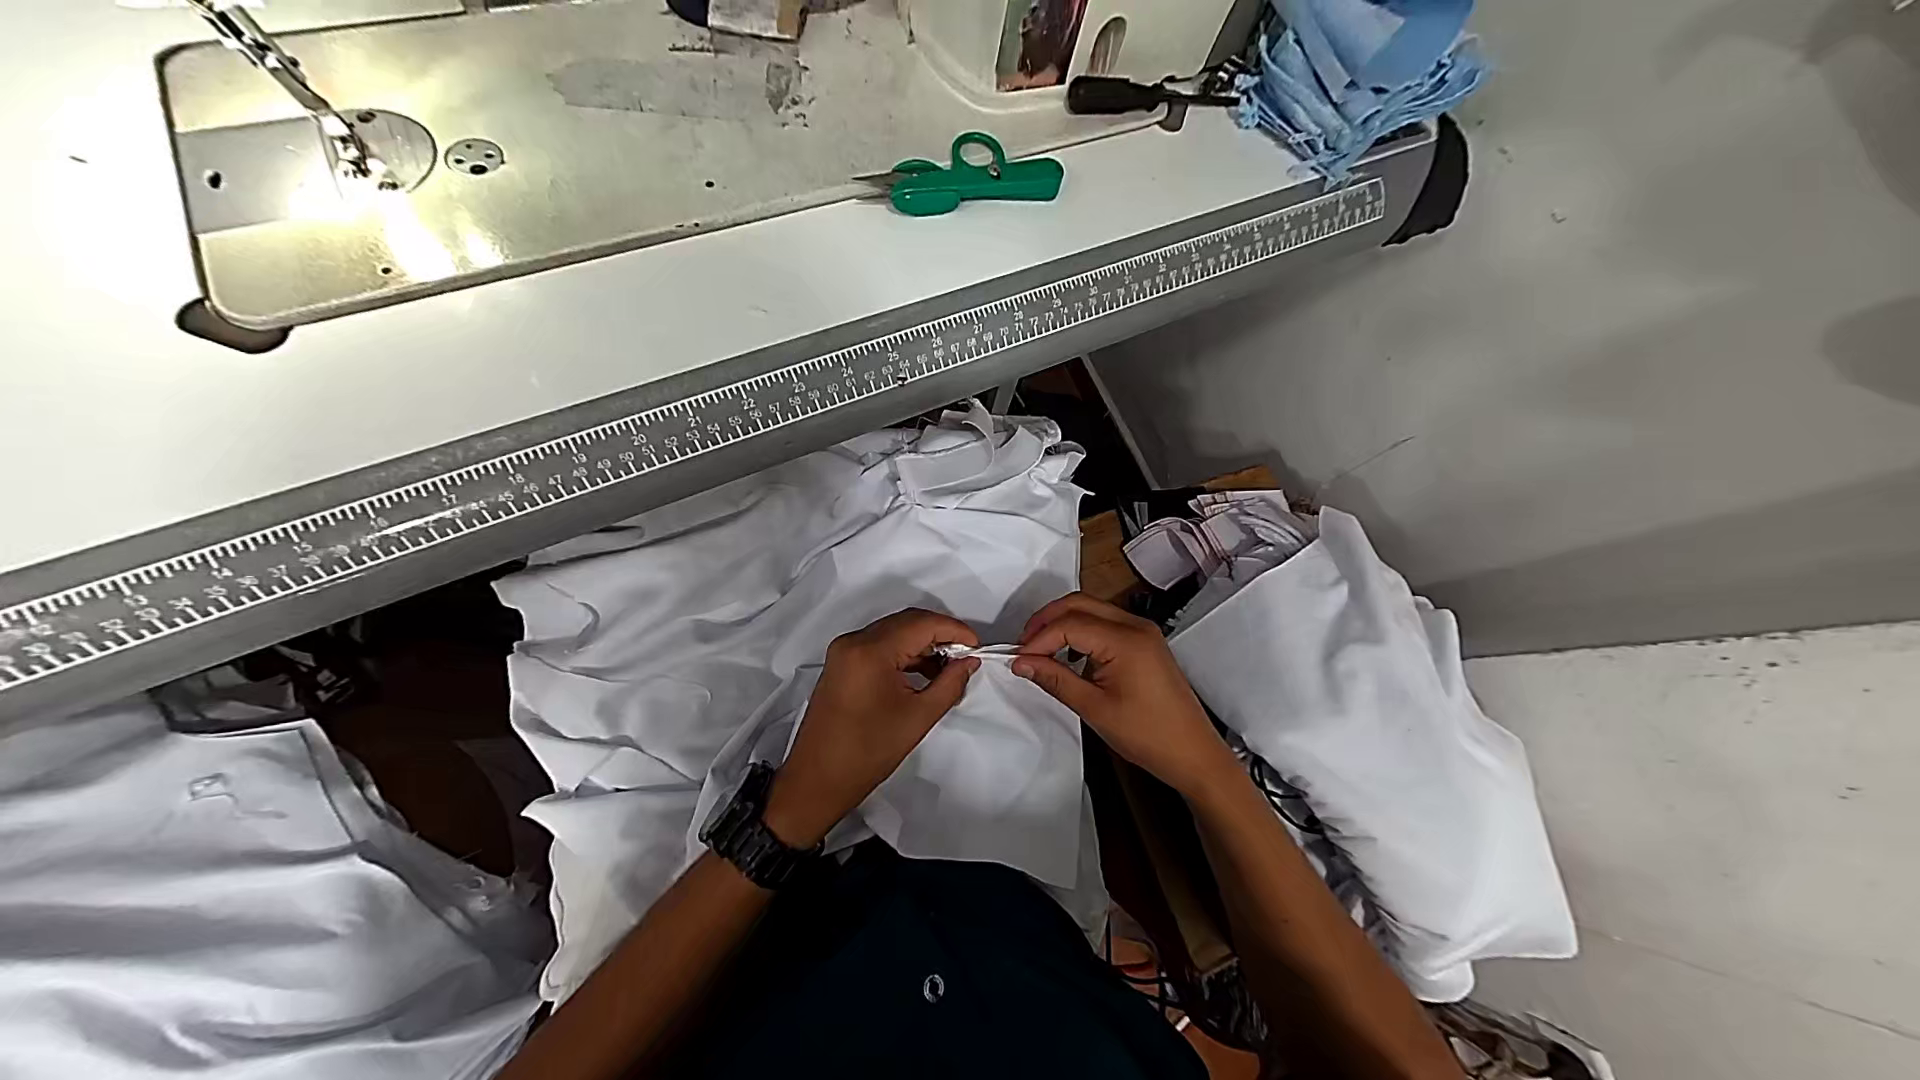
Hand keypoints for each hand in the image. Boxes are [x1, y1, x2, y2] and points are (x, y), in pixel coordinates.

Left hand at [764, 609, 980, 847]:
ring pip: (893, 632)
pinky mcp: (842, 663)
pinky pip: (879, 645)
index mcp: (870, 651)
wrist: (817, 781)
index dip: (954, 630)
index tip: (977, 646)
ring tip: (948, 668)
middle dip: (940, 635)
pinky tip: (924, 673)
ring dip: (922, 644)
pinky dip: (904, 653)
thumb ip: (950, 683)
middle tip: (966, 656)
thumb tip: (968, 661)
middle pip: (906, 622)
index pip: (921, 624)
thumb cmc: (867, 753)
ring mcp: (844, 651)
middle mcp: (854, 641)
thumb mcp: (918, 717)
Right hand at [1013, 593, 1238, 798]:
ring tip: (1041, 650)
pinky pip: (1106, 622)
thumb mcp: (1094, 708)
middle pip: (1079, 604)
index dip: (1038, 640)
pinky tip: (1069, 654)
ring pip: (1091, 609)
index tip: (1018, 659)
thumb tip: (1023, 663)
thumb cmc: (1149, 735)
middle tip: (1024, 647)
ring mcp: (1143, 632)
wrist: (1193, 753)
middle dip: (1046, 621)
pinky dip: (1081, 630)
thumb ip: (1055, 679)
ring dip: (1063, 623)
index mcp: (1125, 640)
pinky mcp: (1145, 642)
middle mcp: (1136, 626)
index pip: (1068, 624)